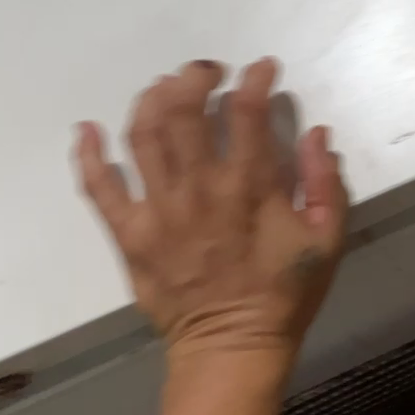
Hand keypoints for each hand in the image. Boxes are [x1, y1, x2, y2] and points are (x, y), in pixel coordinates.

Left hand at [74, 59, 349, 367]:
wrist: (233, 345)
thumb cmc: (286, 293)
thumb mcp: (327, 239)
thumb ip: (325, 183)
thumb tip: (317, 135)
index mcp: (250, 187)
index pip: (246, 113)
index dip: (253, 80)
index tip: (262, 69)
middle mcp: (199, 188)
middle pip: (183, 111)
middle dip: (193, 77)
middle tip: (205, 71)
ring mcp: (158, 209)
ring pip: (143, 136)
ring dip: (151, 100)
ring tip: (164, 88)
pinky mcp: (129, 234)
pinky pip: (98, 187)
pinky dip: (88, 154)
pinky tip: (87, 129)